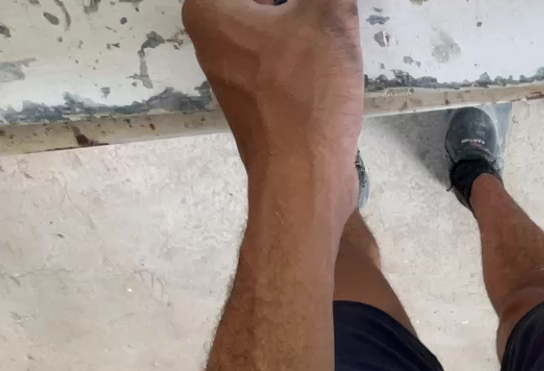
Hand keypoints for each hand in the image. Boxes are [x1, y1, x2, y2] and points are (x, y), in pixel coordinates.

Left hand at [184, 0, 362, 217]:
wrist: (305, 180)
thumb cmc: (306, 96)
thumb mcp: (329, 22)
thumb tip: (331, 3)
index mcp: (209, 8)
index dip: (300, 3)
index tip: (322, 10)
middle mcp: (210, 41)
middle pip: (259, 6)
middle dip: (299, 9)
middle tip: (329, 16)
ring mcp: (233, 81)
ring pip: (270, 36)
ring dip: (304, 32)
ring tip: (334, 37)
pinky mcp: (257, 111)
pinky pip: (278, 70)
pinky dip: (303, 64)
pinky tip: (330, 73)